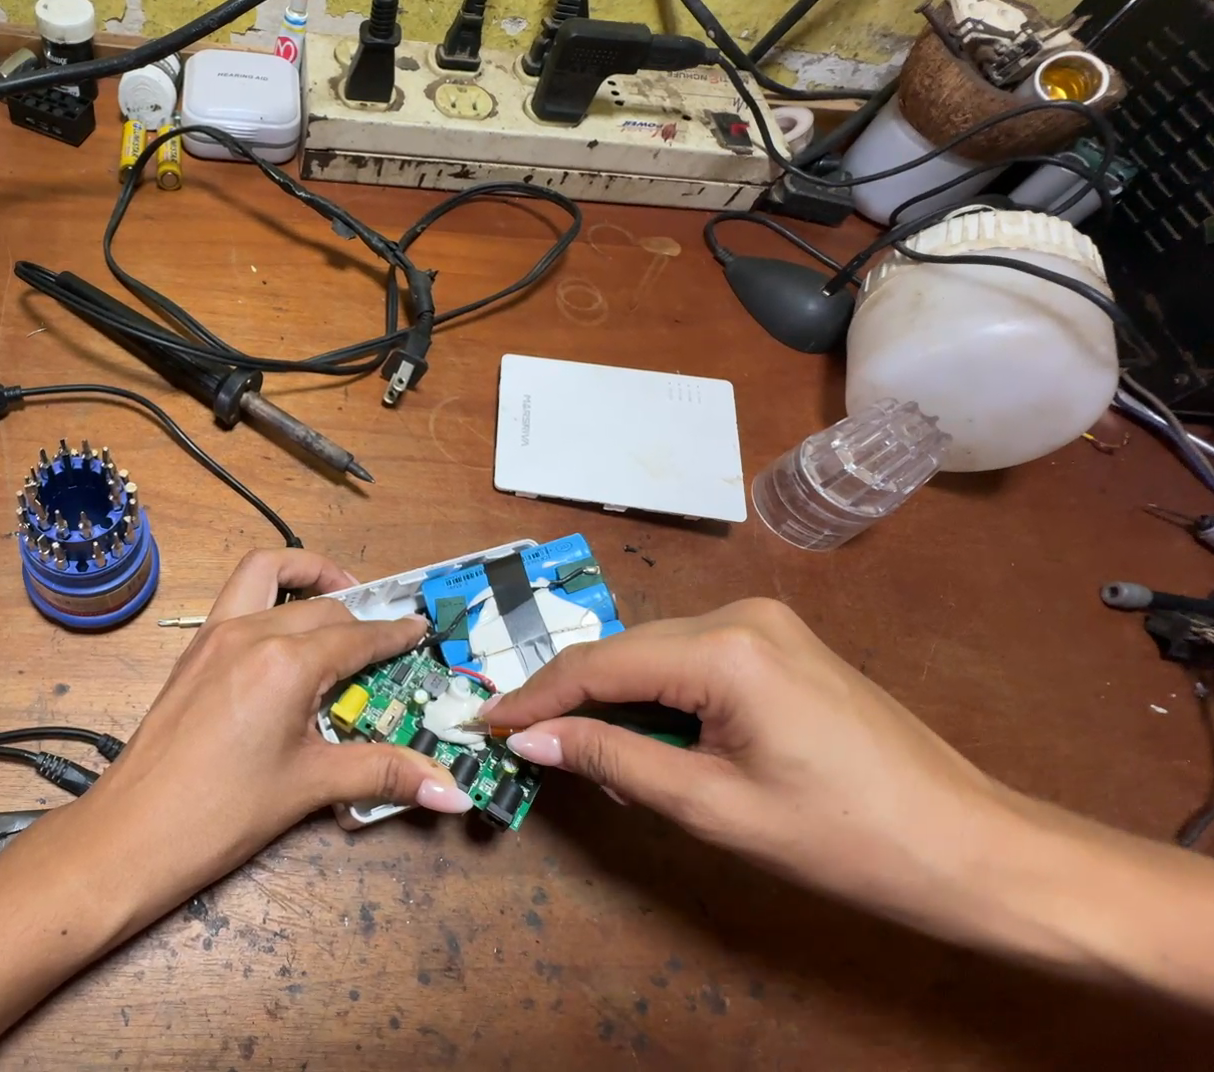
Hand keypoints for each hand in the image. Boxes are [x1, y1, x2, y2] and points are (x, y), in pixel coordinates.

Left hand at [79, 549, 472, 907]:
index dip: (393, 633)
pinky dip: (269, 597)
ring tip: (335, 598)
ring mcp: (213, 636)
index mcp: (286, 662)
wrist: (132, 833)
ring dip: (304, 574)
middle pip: (320, 606)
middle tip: (384, 638)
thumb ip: (384, 773)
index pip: (356, 636)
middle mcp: (249, 633)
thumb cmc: (224, 813)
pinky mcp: (192, 651)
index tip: (418, 628)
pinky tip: (283, 638)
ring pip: (265, 575)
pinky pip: (236, 598)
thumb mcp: (311, 787)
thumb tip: (454, 795)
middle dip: (359, 616)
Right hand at [483, 598, 1029, 940]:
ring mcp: (761, 624)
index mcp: (723, 649)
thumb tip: (530, 741)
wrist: (982, 852)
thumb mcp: (711, 806)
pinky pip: (685, 661)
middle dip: (570, 701)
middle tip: (530, 748)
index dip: (534, 698)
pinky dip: (654, 699)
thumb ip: (611, 760)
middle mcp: (737, 616)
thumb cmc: (846, 840)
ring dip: (612, 702)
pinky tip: (648, 738)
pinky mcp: (775, 644)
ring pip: (648, 655)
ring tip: (588, 755)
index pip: (597, 665)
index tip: (487, 725)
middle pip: (620, 653)